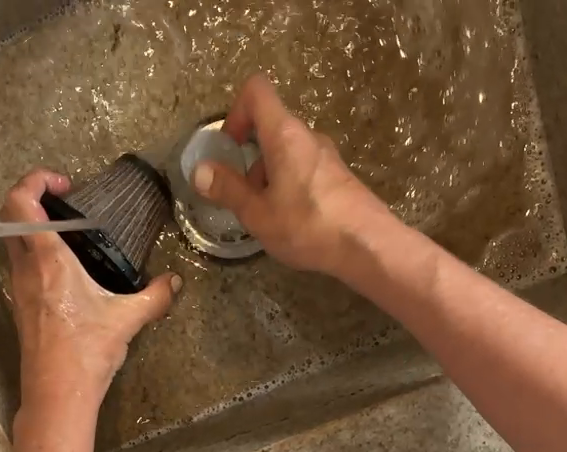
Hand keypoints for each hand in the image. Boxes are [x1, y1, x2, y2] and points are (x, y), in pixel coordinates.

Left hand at [2, 170, 179, 416]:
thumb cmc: (85, 354)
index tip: (64, 186)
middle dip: (33, 199)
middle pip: (10, 216)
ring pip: (13, 243)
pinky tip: (66, 271)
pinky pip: (21, 267)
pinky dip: (36, 255)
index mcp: (48, 261)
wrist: (57, 396)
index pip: (20, 202)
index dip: (35, 181)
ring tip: (68, 234)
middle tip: (65, 204)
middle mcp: (26, 270)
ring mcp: (19, 290)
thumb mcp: (127, 321)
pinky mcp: (21, 309)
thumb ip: (155, 297)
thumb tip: (175, 282)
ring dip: (33, 228)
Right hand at [192, 74, 398, 276]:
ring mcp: (326, 156)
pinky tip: (291, 222)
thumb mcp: (258, 214)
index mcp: (284, 134)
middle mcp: (307, 136)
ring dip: (269, 177)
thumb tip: (199, 171)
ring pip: (287, 153)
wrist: (366, 245)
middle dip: (250, 158)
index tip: (229, 148)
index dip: (235, 112)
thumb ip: (228, 190)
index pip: (256, 92)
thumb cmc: (308, 226)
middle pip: (270, 128)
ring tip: (267, 216)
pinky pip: (304, 170)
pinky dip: (289, 187)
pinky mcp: (338, 176)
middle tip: (244, 196)